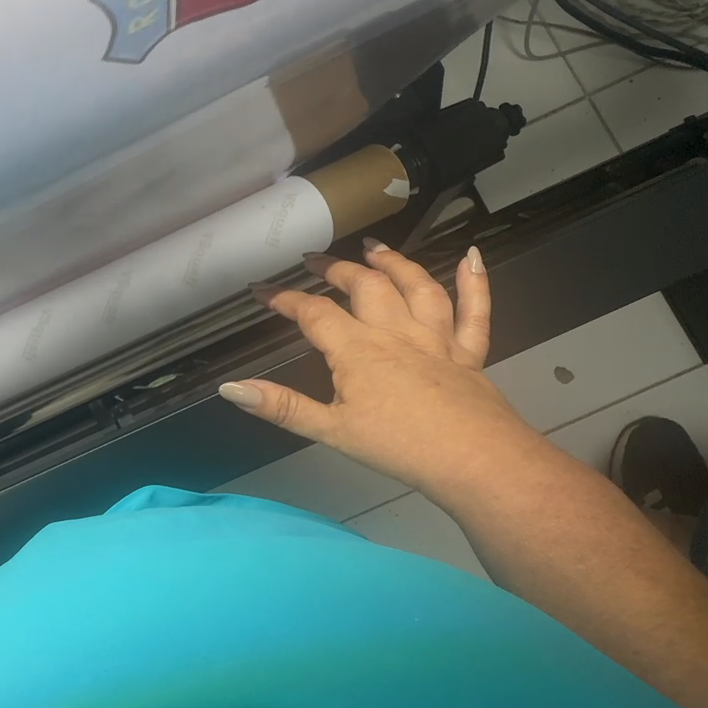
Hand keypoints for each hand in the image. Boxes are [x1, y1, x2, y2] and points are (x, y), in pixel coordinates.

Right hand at [220, 240, 551, 500]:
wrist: (476, 461)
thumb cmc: (398, 446)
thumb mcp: (328, 430)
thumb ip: (280, 406)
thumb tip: (230, 387)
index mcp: (358, 351)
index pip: (314, 314)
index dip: (284, 299)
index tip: (261, 291)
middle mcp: (396, 333)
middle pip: (366, 287)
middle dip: (336, 269)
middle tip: (315, 260)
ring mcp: (437, 339)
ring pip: (417, 288)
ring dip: (394, 263)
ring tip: (375, 247)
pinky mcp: (470, 354)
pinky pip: (475, 311)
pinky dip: (474, 282)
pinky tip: (471, 258)